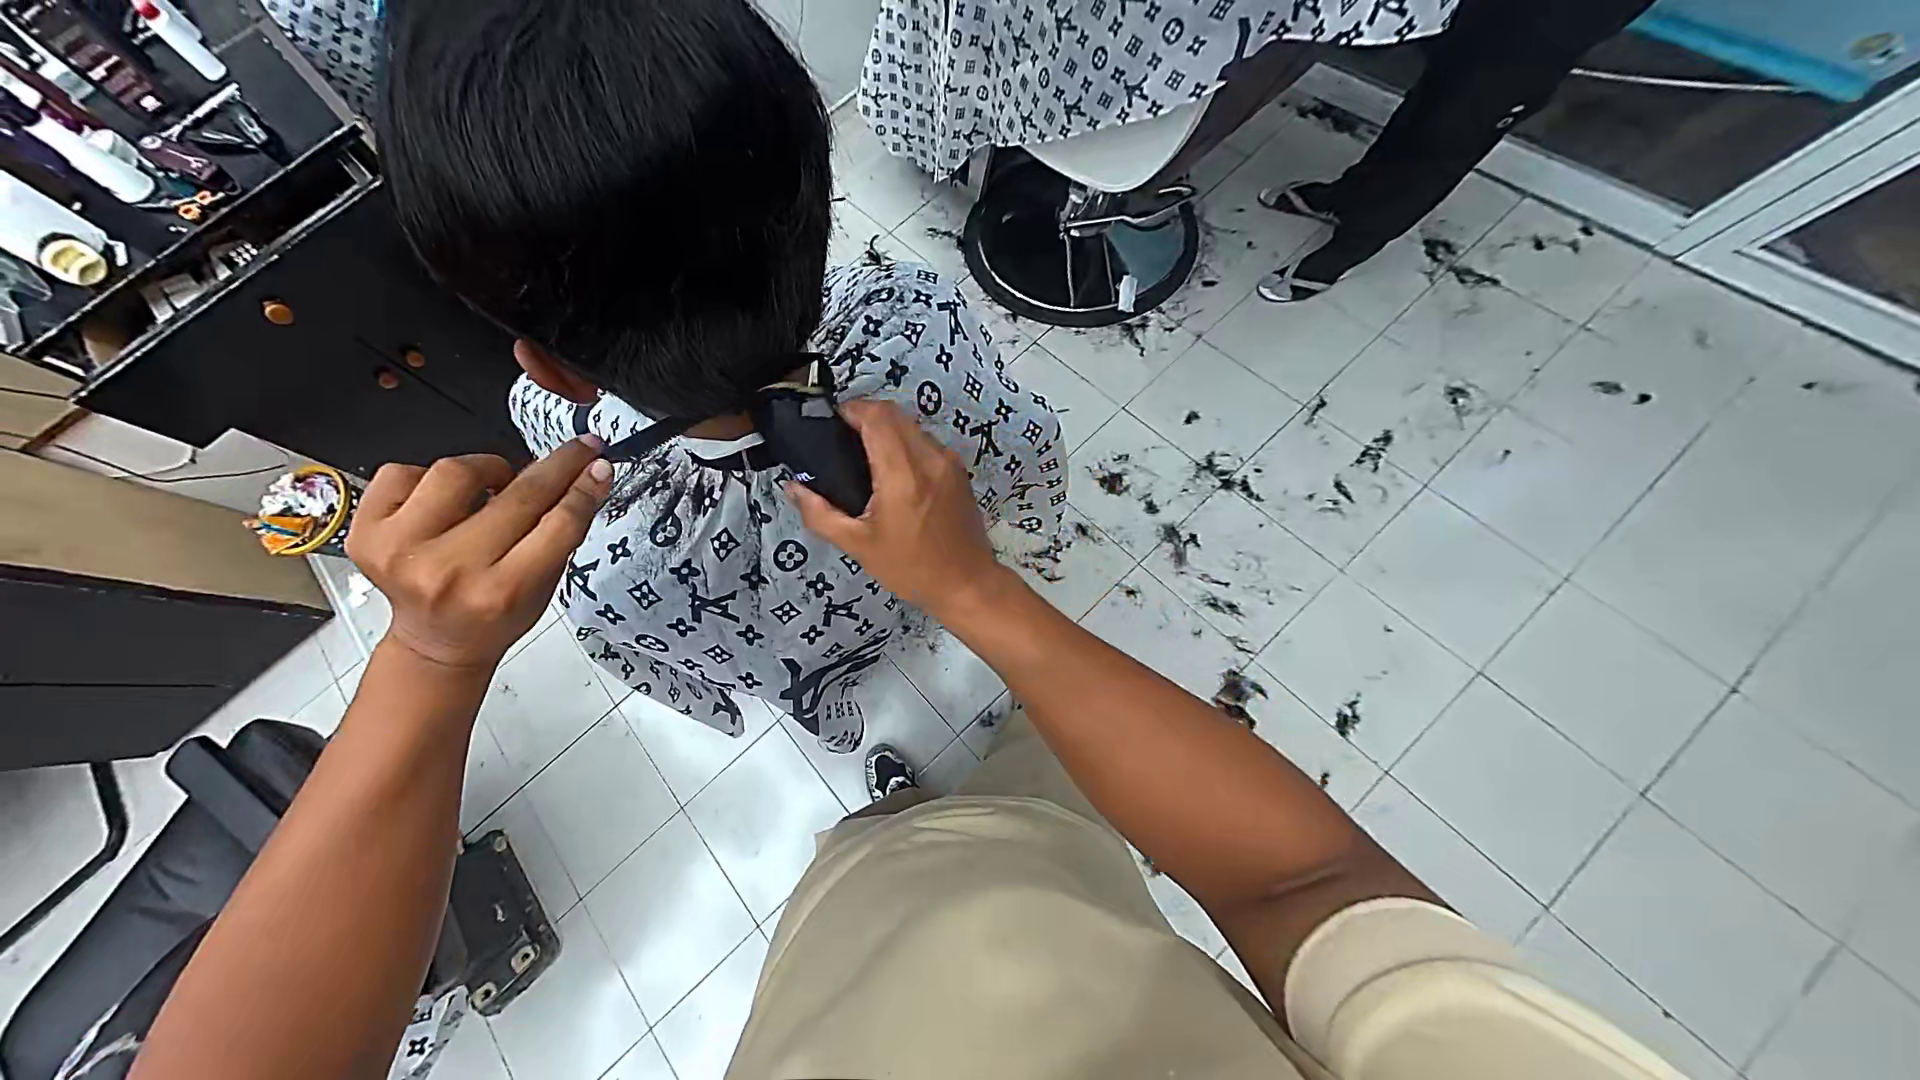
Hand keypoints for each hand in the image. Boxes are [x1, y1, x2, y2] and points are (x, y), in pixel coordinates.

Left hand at [346, 438, 611, 670]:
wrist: (437, 639)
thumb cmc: (495, 614)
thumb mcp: (546, 584)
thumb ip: (563, 531)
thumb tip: (587, 476)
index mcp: (503, 591)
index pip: (558, 523)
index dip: (584, 487)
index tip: (598, 464)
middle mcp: (449, 571)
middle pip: (519, 495)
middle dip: (557, 466)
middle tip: (577, 450)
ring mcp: (402, 550)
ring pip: (458, 471)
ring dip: (490, 470)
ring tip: (498, 486)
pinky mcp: (367, 533)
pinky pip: (404, 472)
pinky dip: (433, 476)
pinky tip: (448, 500)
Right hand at [787, 400, 1007, 618]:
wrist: (967, 583)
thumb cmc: (912, 568)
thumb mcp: (858, 545)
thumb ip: (819, 514)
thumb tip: (794, 487)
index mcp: (903, 474)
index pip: (877, 416)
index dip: (851, 410)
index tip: (831, 425)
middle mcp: (930, 458)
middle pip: (894, 413)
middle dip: (865, 417)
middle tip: (843, 442)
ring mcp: (949, 462)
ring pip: (912, 425)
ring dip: (887, 429)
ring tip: (864, 457)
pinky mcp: (958, 470)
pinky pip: (926, 442)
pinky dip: (905, 444)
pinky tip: (892, 471)